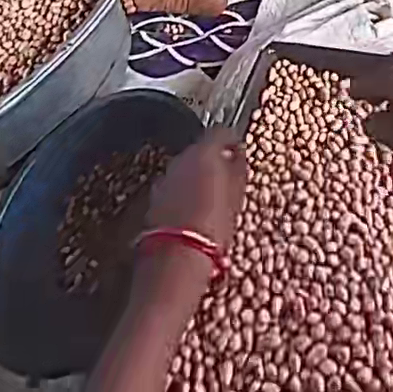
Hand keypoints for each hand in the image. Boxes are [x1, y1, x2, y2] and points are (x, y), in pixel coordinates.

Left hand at [143, 128, 246, 250]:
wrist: (177, 259)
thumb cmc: (213, 224)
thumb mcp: (237, 193)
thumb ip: (238, 167)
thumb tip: (238, 154)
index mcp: (205, 151)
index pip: (221, 131)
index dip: (232, 139)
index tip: (239, 150)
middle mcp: (181, 159)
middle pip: (200, 149)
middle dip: (213, 159)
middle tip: (227, 175)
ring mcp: (165, 179)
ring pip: (185, 168)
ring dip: (197, 175)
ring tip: (211, 196)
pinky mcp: (153, 200)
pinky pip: (174, 187)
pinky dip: (183, 192)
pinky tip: (193, 210)